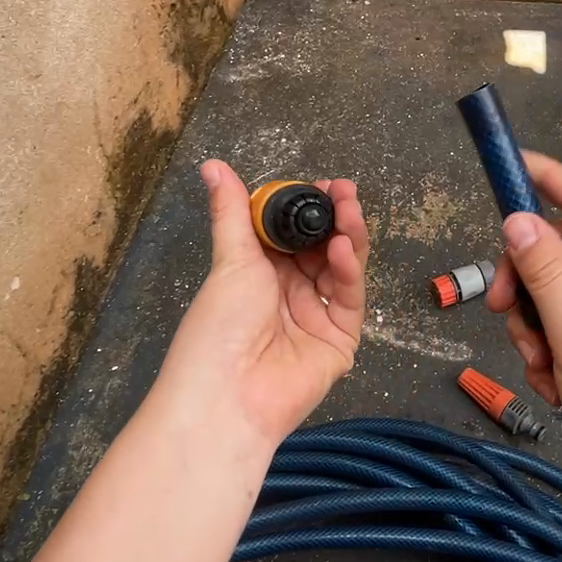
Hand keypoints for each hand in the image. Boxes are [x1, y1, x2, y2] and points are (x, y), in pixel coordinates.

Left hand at [156, 160, 368, 445]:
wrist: (228, 396)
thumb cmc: (218, 327)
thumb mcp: (230, 261)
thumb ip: (233, 211)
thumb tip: (212, 165)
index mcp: (259, 275)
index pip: (292, 234)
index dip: (306, 207)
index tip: (320, 183)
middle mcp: (290, 292)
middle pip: (322, 247)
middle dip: (334, 216)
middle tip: (343, 189)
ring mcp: (317, 315)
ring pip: (341, 267)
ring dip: (347, 235)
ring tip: (349, 207)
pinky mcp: (340, 338)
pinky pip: (348, 296)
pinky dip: (348, 270)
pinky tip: (343, 246)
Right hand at [485, 151, 561, 515]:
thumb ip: (544, 273)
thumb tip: (517, 218)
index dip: (546, 178)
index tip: (507, 164)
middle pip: (560, 252)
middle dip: (525, 283)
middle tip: (500, 316)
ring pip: (557, 295)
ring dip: (536, 328)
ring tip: (545, 372)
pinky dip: (552, 351)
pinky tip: (557, 387)